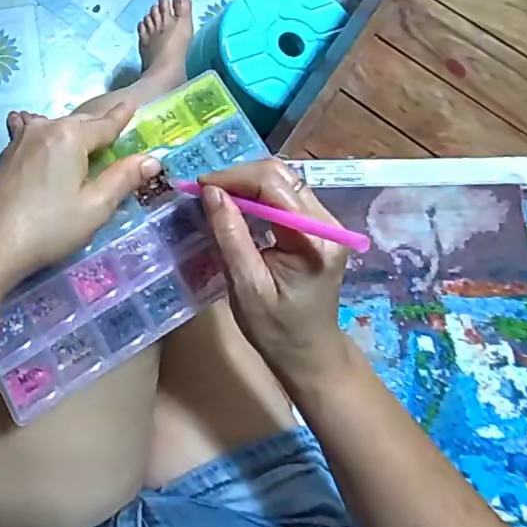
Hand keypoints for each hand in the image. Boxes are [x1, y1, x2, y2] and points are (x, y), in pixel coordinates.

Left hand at [0, 99, 161, 288]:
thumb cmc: (49, 227)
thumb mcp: (95, 207)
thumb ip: (123, 179)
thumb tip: (151, 158)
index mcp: (70, 136)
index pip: (104, 124)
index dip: (120, 117)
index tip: (131, 103)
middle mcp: (44, 127)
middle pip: (79, 122)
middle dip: (97, 122)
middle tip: (115, 118)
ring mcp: (20, 138)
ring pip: (53, 125)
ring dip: (69, 127)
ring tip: (81, 129)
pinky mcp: (5, 152)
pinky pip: (31, 131)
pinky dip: (41, 128)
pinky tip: (34, 128)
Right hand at [200, 160, 356, 386]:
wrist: (309, 352)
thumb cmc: (276, 328)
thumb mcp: (245, 285)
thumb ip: (230, 235)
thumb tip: (211, 191)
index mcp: (314, 239)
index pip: (272, 184)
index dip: (233, 178)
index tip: (200, 188)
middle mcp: (327, 223)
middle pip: (280, 174)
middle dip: (238, 176)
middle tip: (205, 192)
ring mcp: (325, 222)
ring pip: (281, 178)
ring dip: (244, 182)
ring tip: (216, 197)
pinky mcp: (316, 224)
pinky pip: (283, 192)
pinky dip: (254, 191)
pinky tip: (236, 205)